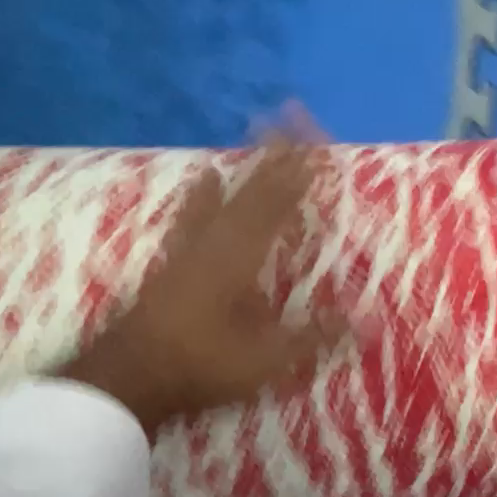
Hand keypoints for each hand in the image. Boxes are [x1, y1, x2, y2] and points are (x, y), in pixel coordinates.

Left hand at [61, 128, 343, 434]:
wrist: (125, 378)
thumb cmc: (201, 366)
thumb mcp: (269, 360)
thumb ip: (317, 336)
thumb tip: (371, 321)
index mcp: (240, 258)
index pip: (277, 206)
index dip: (301, 175)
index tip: (319, 144)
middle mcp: (213, 242)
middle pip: (248, 188)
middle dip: (273, 154)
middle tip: (289, 117)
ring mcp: (186, 249)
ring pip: (218, 195)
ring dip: (239, 166)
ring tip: (250, 140)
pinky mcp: (169, 261)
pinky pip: (192, 212)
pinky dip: (203, 192)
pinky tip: (202, 183)